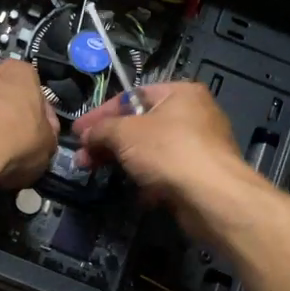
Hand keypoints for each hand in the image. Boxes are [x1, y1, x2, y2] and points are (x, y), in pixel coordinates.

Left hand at [0, 60, 58, 191]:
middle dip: (10, 115)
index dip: (41, 117)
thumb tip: (44, 135)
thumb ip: (48, 134)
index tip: (39, 135)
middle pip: (5, 94)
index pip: (37, 92)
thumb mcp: (48, 146)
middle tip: (15, 143)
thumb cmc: (12, 144)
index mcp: (20, 72)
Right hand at [73, 81, 260, 238]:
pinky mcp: (199, 176)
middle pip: (140, 124)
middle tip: (83, 157)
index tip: (77, 132)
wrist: (211, 197)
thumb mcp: (125, 133)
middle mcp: (193, 115)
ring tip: (96, 172)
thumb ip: (101, 129)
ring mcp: (199, 147)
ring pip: (150, 150)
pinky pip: (164, 172)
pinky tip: (132, 191)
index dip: (101, 113)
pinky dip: (146, 179)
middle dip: (108, 141)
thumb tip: (87, 135)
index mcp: (180, 93)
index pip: (131, 96)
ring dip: (123, 161)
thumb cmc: (168, 152)